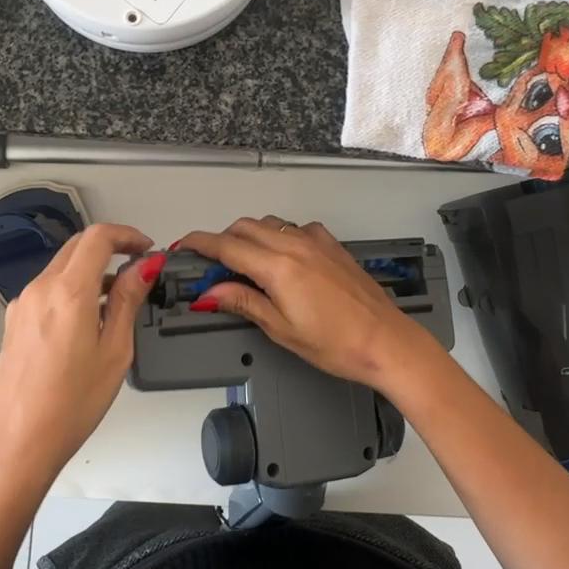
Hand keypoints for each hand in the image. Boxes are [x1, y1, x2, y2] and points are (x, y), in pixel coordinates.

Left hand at [0, 223, 155, 480]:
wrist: (17, 443)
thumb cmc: (70, 405)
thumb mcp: (114, 351)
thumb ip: (129, 300)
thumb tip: (144, 267)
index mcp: (69, 291)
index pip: (99, 237)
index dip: (127, 235)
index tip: (146, 248)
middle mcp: (40, 289)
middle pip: (77, 246)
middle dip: (110, 248)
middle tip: (138, 267)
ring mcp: (22, 304)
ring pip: (61, 267)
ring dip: (91, 270)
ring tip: (118, 299)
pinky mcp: (14, 321)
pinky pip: (48, 289)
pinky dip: (72, 289)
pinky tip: (88, 319)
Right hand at [178, 217, 441, 389]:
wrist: (385, 341)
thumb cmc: (337, 343)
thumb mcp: (281, 329)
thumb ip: (243, 302)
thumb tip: (211, 293)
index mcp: (278, 267)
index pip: (226, 246)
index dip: (200, 244)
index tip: (184, 245)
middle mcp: (295, 245)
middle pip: (244, 227)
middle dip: (224, 241)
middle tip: (214, 267)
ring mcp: (316, 241)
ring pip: (270, 225)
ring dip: (251, 237)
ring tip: (247, 266)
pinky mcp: (332, 245)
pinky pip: (296, 229)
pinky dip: (280, 237)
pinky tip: (283, 261)